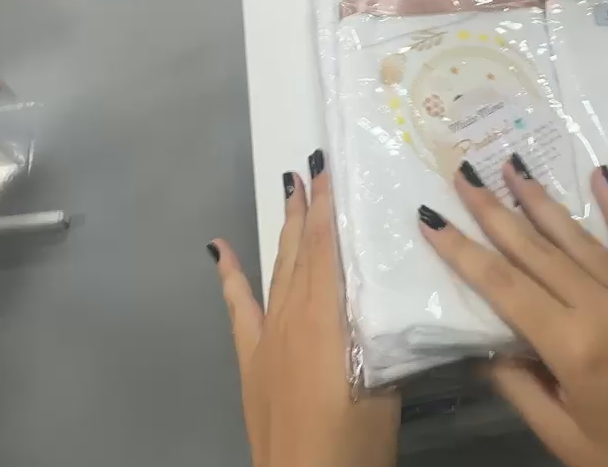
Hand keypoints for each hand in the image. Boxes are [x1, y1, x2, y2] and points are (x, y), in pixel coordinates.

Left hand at [209, 151, 400, 466]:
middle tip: (309, 167)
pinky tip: (218, 248)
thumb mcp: (385, 386)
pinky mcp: (251, 358)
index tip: (328, 168)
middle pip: (301, 250)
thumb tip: (389, 296)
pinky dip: (230, 275)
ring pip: (278, 268)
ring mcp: (267, 336)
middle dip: (306, 207)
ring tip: (288, 190)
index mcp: (326, 317)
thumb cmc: (353, 445)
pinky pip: (239, 307)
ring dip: (284, 229)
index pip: (326, 247)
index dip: (327, 206)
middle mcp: (293, 316)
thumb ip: (384, 336)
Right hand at [417, 159, 607, 466]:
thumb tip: (478, 342)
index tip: (431, 216)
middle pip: (536, 250)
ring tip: (511, 165)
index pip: (502, 286)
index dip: (462, 250)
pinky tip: (598, 175)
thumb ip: (517, 385)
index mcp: (574, 349)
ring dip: (540, 199)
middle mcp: (607, 310)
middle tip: (464, 173)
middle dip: (493, 210)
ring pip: (580, 238)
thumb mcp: (564, 438)